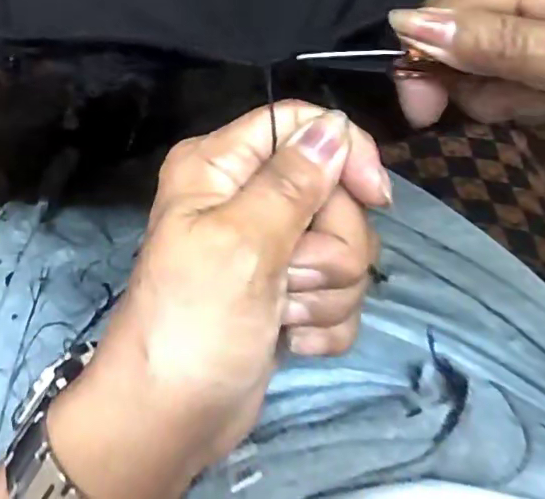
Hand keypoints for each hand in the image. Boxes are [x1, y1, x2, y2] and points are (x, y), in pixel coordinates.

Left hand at [46, 102, 387, 497]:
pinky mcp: (288, 288)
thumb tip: (335, 125)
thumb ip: (293, 182)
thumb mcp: (242, 242)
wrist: (169, 421)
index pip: (298, 123)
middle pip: (332, 190)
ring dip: (324, 289)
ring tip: (281, 311)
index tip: (375, 196)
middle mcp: (246, 193)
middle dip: (328, 244)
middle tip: (290, 275)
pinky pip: (339, 289)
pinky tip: (289, 337)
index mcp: (221, 163)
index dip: (344, 151)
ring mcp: (269, 242)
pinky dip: (323, 319)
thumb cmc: (194, 320)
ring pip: (344, 244)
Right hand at [389, 0, 544, 255]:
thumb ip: (507, 45)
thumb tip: (404, 21)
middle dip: (485, 84)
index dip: (432, 51)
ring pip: (505, 74)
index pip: (464, 3)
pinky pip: (542, 99)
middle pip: (479, 38)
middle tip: (535, 118)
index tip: (420, 111)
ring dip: (523, 107)